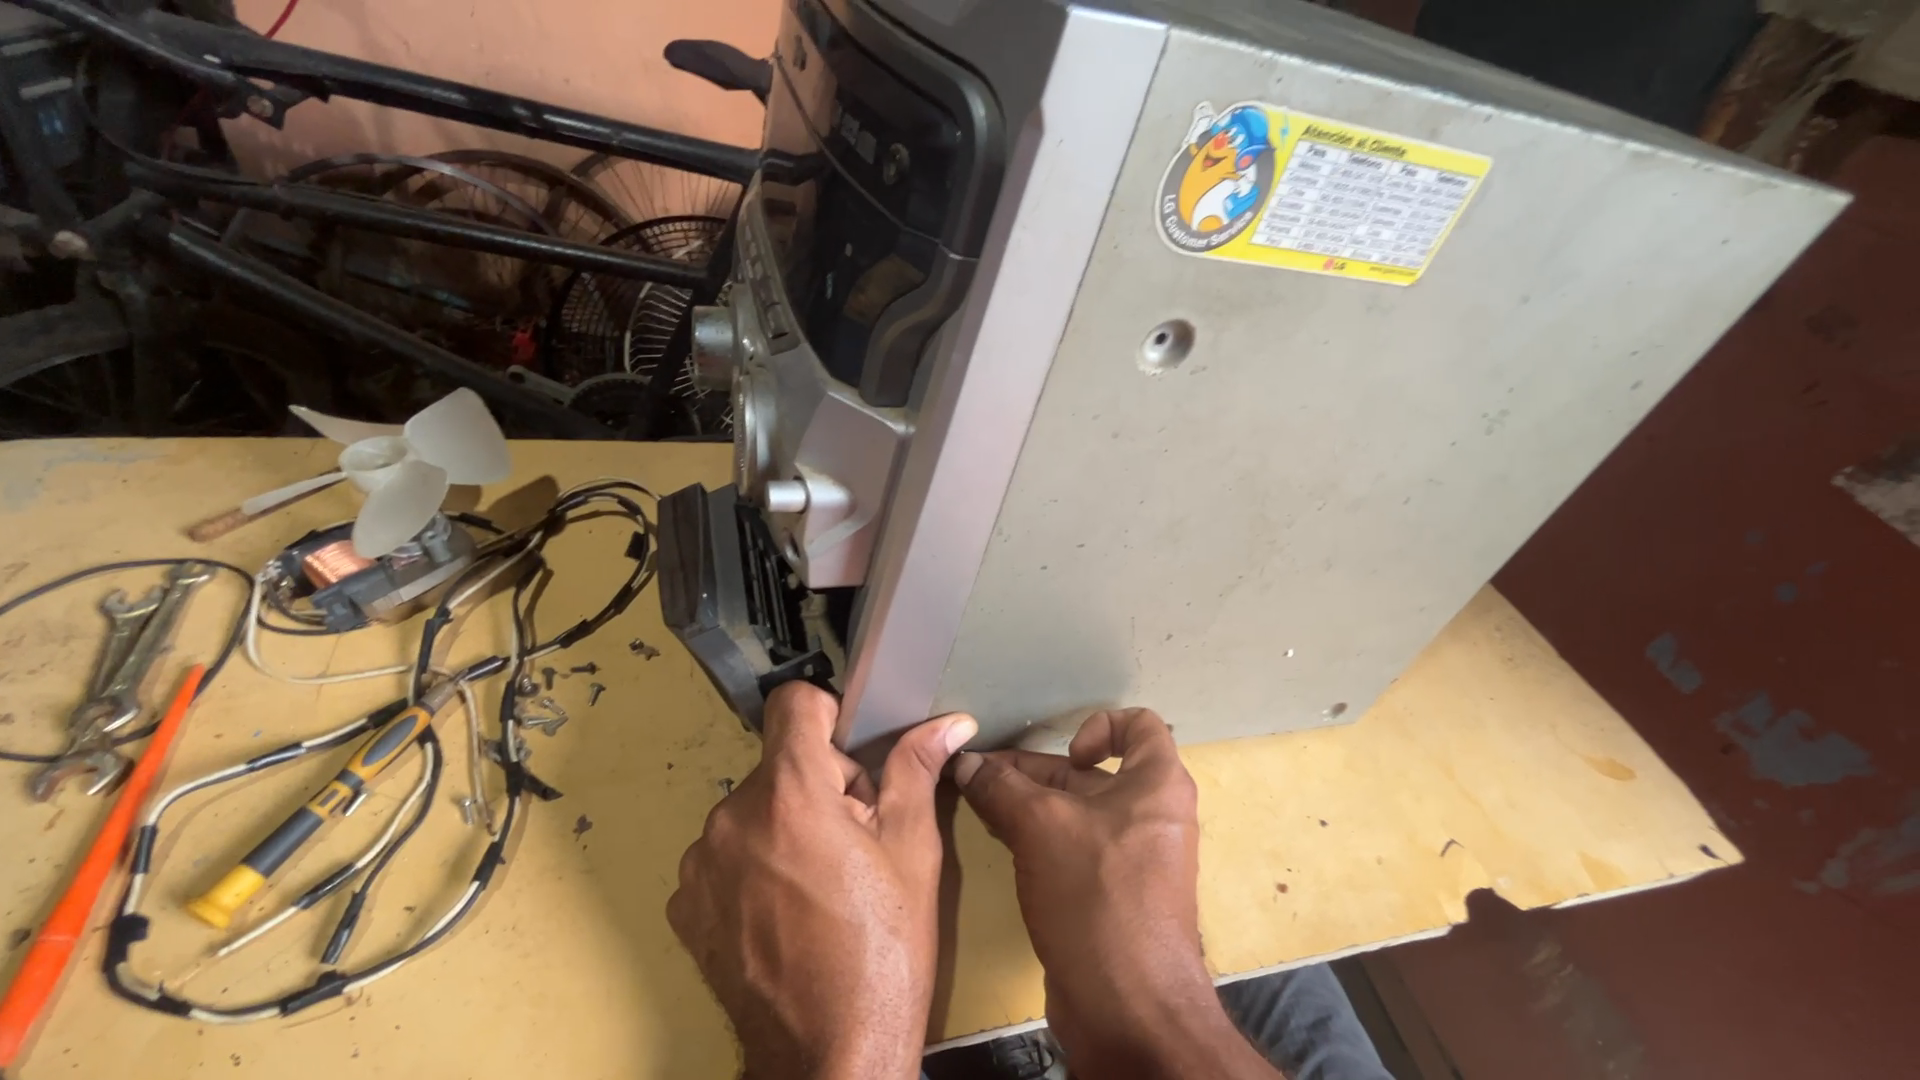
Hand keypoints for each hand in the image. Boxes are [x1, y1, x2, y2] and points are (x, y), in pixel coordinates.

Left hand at [668, 682, 975, 1079]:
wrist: (831, 1056)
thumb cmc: (884, 951)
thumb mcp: (913, 853)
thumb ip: (917, 771)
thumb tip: (949, 723)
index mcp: (791, 794)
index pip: (794, 703)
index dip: (829, 717)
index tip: (852, 757)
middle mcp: (732, 817)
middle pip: (780, 763)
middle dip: (819, 787)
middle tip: (854, 842)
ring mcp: (701, 864)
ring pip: (753, 810)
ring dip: (785, 827)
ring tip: (821, 884)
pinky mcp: (686, 904)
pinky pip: (725, 855)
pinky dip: (754, 866)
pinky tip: (786, 910)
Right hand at [954, 709, 1274, 1079]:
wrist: (1126, 1008)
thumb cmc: (1095, 896)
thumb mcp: (1040, 827)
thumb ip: (1001, 788)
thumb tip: (965, 761)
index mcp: (1157, 785)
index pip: (1138, 724)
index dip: (1098, 725)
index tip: (1065, 752)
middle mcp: (1152, 815)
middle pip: (1091, 771)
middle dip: (1034, 771)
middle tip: (980, 777)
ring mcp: (1132, 858)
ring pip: (1076, 812)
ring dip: (1029, 805)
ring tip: (979, 807)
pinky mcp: (1111, 894)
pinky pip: (1074, 848)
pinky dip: (1039, 839)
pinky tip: (1001, 843)